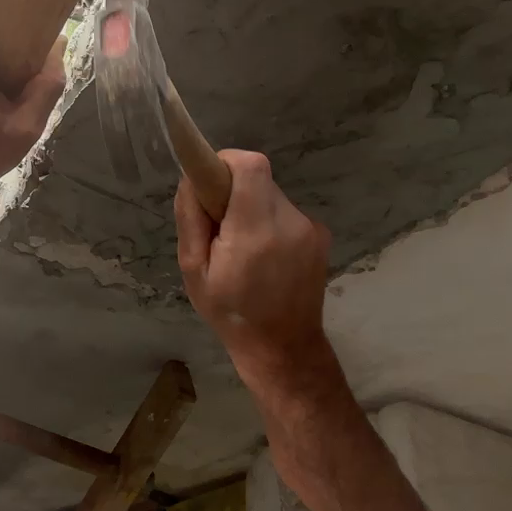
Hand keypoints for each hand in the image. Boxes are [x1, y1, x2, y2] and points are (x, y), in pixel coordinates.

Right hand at [176, 150, 333, 383]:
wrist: (284, 348)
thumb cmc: (230, 311)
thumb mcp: (193, 268)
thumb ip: (191, 217)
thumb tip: (192, 178)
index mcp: (255, 230)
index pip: (250, 165)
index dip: (227, 162)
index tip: (209, 181)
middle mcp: (289, 222)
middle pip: (258, 177)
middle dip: (234, 189)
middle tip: (218, 224)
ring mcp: (310, 228)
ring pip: (271, 194)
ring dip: (252, 207)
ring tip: (241, 246)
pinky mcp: (321, 235)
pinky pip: (286, 211)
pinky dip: (269, 221)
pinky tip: (264, 256)